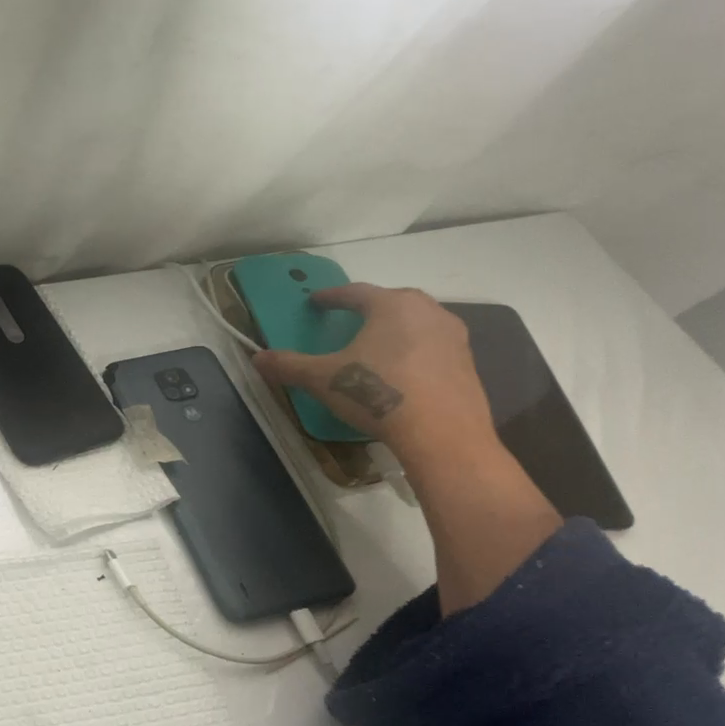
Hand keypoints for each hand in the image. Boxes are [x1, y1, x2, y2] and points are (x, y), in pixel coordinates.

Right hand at [251, 283, 494, 460]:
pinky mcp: (467, 363)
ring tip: (377, 342)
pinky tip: (401, 370)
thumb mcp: (322, 379)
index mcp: (392, 307)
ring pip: (419, 321)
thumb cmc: (377, 393)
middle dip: (370, 305)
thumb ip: (289, 365)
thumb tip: (257, 358)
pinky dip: (415, 349)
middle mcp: (427, 312)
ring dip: (397, 326)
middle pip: (394, 300)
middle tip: (351, 316)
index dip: (332, 296)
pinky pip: (434, 345)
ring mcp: (453, 337)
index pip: (356, 292)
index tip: (316, 301)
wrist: (441, 433)